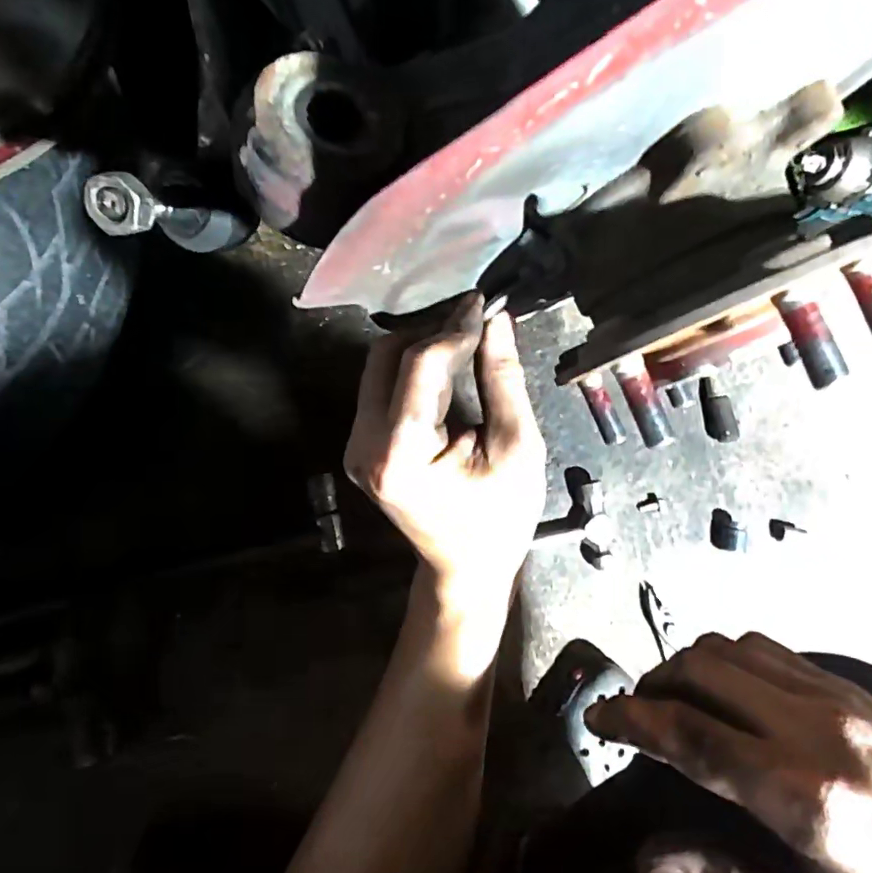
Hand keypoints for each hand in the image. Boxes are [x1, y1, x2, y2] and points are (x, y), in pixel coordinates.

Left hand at [344, 293, 546, 610]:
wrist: (464, 568)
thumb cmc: (498, 520)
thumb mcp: (516, 449)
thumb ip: (503, 380)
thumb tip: (496, 322)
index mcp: (399, 454)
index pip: (419, 365)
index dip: (454, 328)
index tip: (485, 305)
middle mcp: (363, 446)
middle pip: (385, 357)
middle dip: (431, 331)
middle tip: (475, 321)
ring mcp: (355, 447)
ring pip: (378, 368)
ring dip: (420, 347)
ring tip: (466, 341)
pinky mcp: (360, 446)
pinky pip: (380, 389)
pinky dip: (412, 371)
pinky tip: (447, 370)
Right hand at [586, 633, 871, 872]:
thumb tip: (647, 863)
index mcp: (806, 799)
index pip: (687, 734)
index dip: (629, 718)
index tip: (597, 717)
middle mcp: (817, 731)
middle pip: (700, 669)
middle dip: (653, 683)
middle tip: (637, 717)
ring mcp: (843, 702)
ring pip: (731, 648)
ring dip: (689, 666)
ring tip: (678, 702)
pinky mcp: (861, 693)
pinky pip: (771, 650)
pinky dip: (730, 660)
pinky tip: (732, 695)